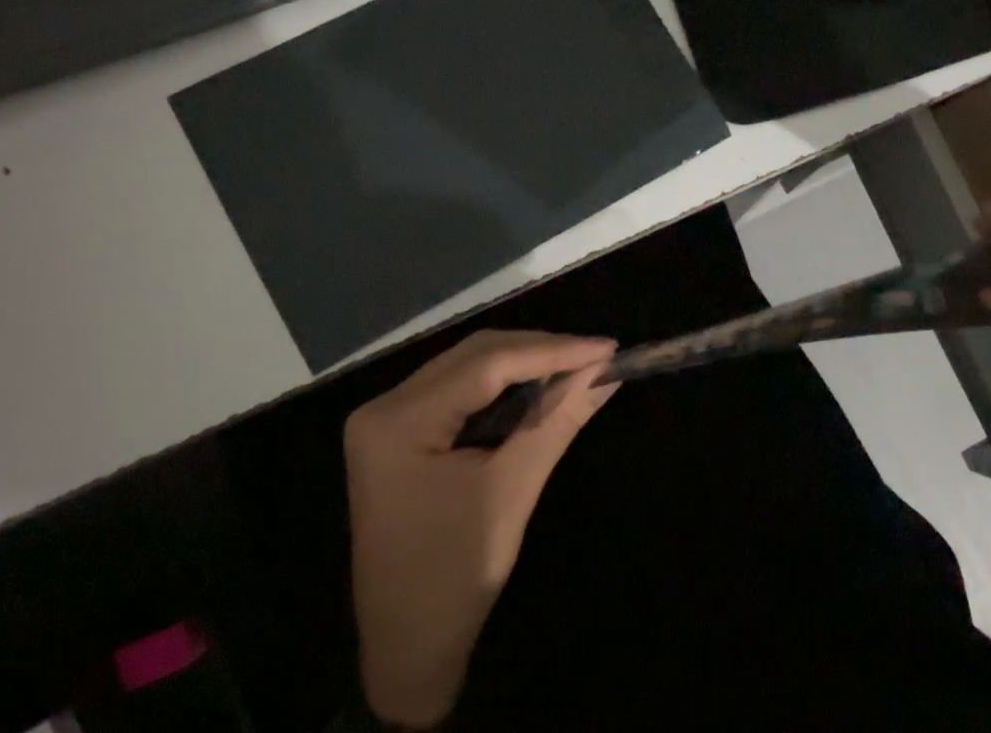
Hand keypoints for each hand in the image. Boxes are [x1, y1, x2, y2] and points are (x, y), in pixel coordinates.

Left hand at [343, 330, 618, 727]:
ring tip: (578, 366)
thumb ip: (556, 421)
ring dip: (522, 365)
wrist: (408, 643)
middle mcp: (383, 408)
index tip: (607, 348)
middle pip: (472, 357)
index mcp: (398, 422)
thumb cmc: (455, 573)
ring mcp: (386, 421)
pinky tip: (538, 387)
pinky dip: (501, 388)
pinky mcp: (398, 436)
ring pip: (465, 369)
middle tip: (598, 356)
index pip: (486, 364)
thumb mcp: (511, 491)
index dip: (552, 351)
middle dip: (538, 351)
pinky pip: (457, 393)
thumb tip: (605, 374)